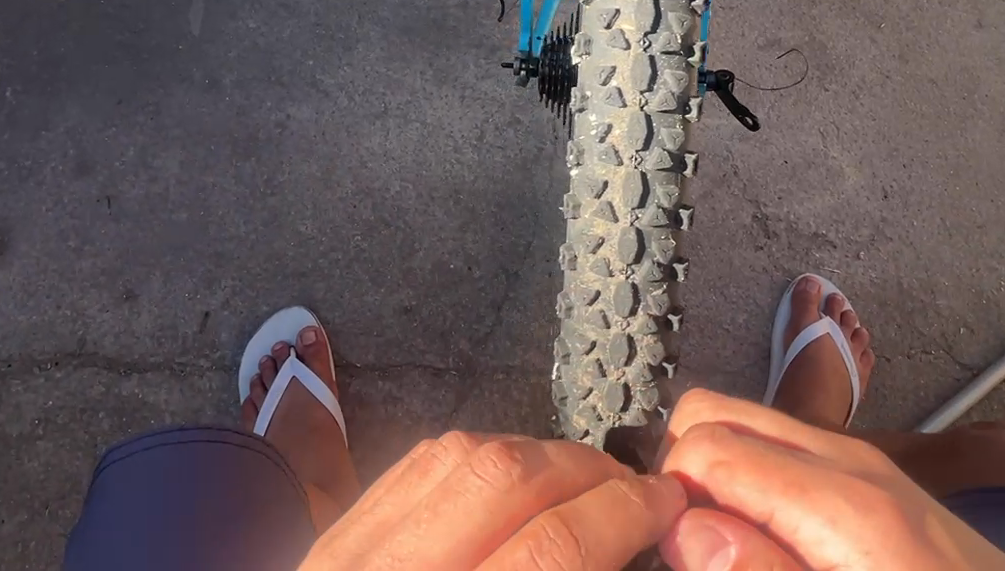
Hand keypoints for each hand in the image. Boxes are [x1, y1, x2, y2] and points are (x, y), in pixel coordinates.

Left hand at [303, 431, 685, 569]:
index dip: (621, 515)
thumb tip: (620, 550)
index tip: (666, 501)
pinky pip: (421, 459)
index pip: (550, 552)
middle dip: (585, 469)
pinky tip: (516, 468)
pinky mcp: (338, 529)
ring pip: (460, 454)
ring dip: (538, 452)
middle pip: (503, 482)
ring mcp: (352, 546)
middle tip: (633, 483)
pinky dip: (482, 452)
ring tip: (583, 474)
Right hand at [656, 390, 1004, 570]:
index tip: (679, 556)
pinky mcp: (865, 472)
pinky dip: (744, 475)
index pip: (704, 445)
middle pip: (710, 411)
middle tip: (693, 547)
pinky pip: (774, 446)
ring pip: (738, 422)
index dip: (673, 498)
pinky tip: (765, 537)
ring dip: (710, 474)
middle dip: (679, 469)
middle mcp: (841, 454)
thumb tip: (680, 526)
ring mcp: (856, 456)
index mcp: (840, 499)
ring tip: (729, 546)